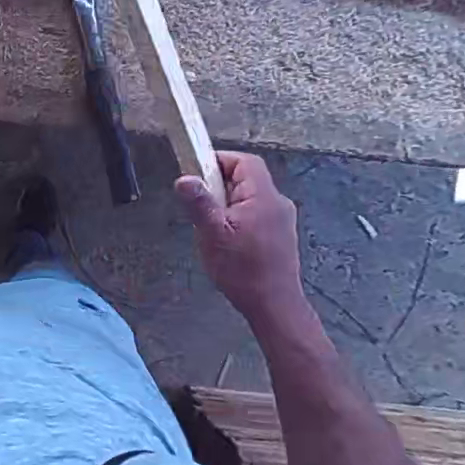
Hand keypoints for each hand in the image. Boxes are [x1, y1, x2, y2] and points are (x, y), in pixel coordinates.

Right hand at [175, 151, 302, 319]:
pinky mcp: (277, 234)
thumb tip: (184, 178)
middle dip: (217, 185)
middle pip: (245, 178)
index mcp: (264, 198)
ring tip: (208, 226)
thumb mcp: (213, 234)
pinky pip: (253, 213)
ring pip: (247, 197)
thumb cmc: (242, 269)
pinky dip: (234, 217)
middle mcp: (277, 203)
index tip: (195, 171)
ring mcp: (280, 220)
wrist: (272, 304)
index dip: (219, 160)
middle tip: (197, 204)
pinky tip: (223, 239)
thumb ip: (199, 204)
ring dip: (224, 204)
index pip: (245, 162)